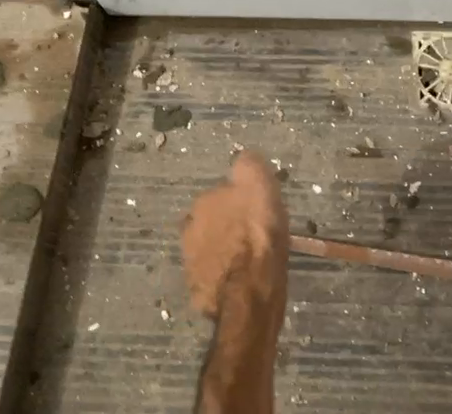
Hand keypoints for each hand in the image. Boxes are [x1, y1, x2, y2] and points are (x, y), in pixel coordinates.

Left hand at [181, 151, 287, 317]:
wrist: (249, 295)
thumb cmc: (259, 237)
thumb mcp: (262, 187)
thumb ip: (249, 166)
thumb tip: (242, 157)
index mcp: (204, 201)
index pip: (223, 192)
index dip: (242, 200)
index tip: (258, 209)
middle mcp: (190, 228)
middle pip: (213, 220)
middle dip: (229, 224)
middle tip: (253, 234)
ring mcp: (191, 261)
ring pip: (211, 248)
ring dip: (225, 250)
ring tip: (249, 260)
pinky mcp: (197, 291)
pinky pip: (214, 275)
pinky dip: (224, 275)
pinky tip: (241, 281)